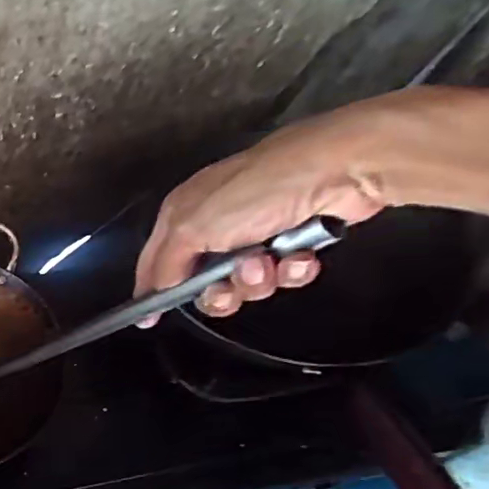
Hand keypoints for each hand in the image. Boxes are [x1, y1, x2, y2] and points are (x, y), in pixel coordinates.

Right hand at [132, 102, 395, 322]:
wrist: (339, 167)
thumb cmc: (253, 193)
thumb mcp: (190, 229)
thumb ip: (165, 265)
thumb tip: (158, 291)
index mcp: (181, 214)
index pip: (154, 261)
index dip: (150, 291)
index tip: (149, 320)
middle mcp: (213, 224)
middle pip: (200, 283)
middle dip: (217, 291)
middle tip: (229, 289)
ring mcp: (254, 232)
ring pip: (243, 283)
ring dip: (257, 281)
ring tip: (271, 262)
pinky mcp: (292, 240)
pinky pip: (281, 275)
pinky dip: (290, 271)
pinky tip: (300, 257)